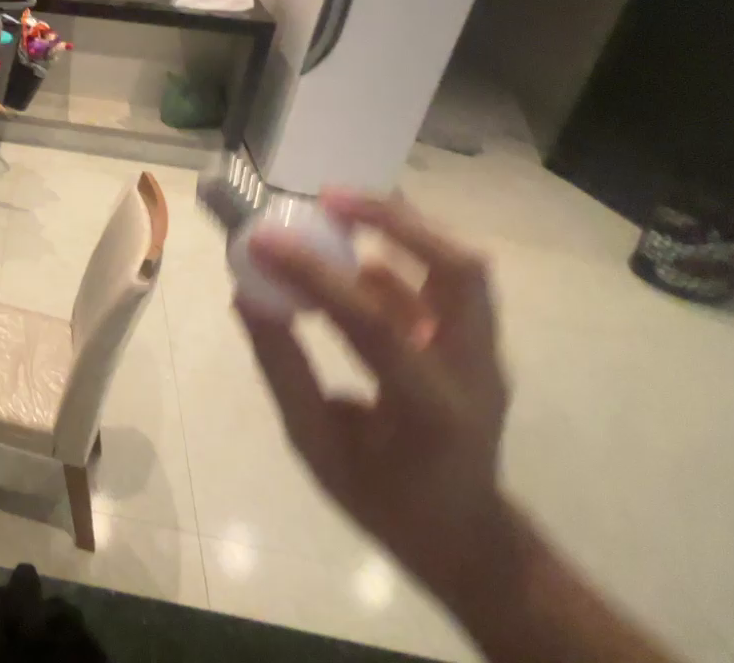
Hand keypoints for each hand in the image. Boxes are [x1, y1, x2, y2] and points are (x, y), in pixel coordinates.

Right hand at [239, 191, 511, 592]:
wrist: (465, 535)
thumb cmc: (383, 500)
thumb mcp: (315, 447)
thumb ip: (284, 371)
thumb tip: (248, 299)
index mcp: (430, 408)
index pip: (372, 323)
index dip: (314, 275)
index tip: (262, 241)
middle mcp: (473, 371)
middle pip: (458, 270)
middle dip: (393, 221)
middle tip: (326, 198)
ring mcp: (485, 355)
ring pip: (461, 266)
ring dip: (401, 227)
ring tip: (337, 207)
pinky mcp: (478, 345)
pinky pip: (441, 285)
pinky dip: (397, 256)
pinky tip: (351, 257)